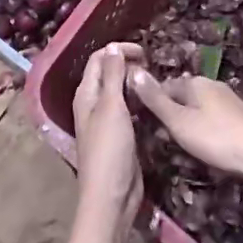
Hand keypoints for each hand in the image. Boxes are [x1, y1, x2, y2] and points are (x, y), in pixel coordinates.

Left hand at [73, 43, 142, 223]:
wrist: (112, 196)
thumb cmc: (109, 149)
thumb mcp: (111, 107)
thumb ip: (112, 76)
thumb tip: (113, 46)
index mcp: (86, 94)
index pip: (99, 59)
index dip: (119, 51)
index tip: (144, 52)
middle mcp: (93, 104)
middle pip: (109, 73)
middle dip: (129, 65)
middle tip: (152, 68)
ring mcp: (106, 120)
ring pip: (120, 91)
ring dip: (135, 83)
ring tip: (155, 82)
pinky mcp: (119, 134)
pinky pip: (129, 109)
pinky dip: (139, 101)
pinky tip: (153, 103)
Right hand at [127, 70, 242, 180]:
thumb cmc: (216, 138)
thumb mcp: (178, 121)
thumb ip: (155, 99)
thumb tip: (133, 71)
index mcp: (193, 82)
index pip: (163, 86)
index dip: (150, 103)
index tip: (142, 124)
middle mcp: (210, 85)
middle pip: (181, 97)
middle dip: (169, 116)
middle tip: (161, 140)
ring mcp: (227, 100)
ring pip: (196, 109)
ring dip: (186, 125)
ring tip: (180, 147)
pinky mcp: (239, 116)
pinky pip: (211, 119)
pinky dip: (203, 131)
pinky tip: (204, 148)